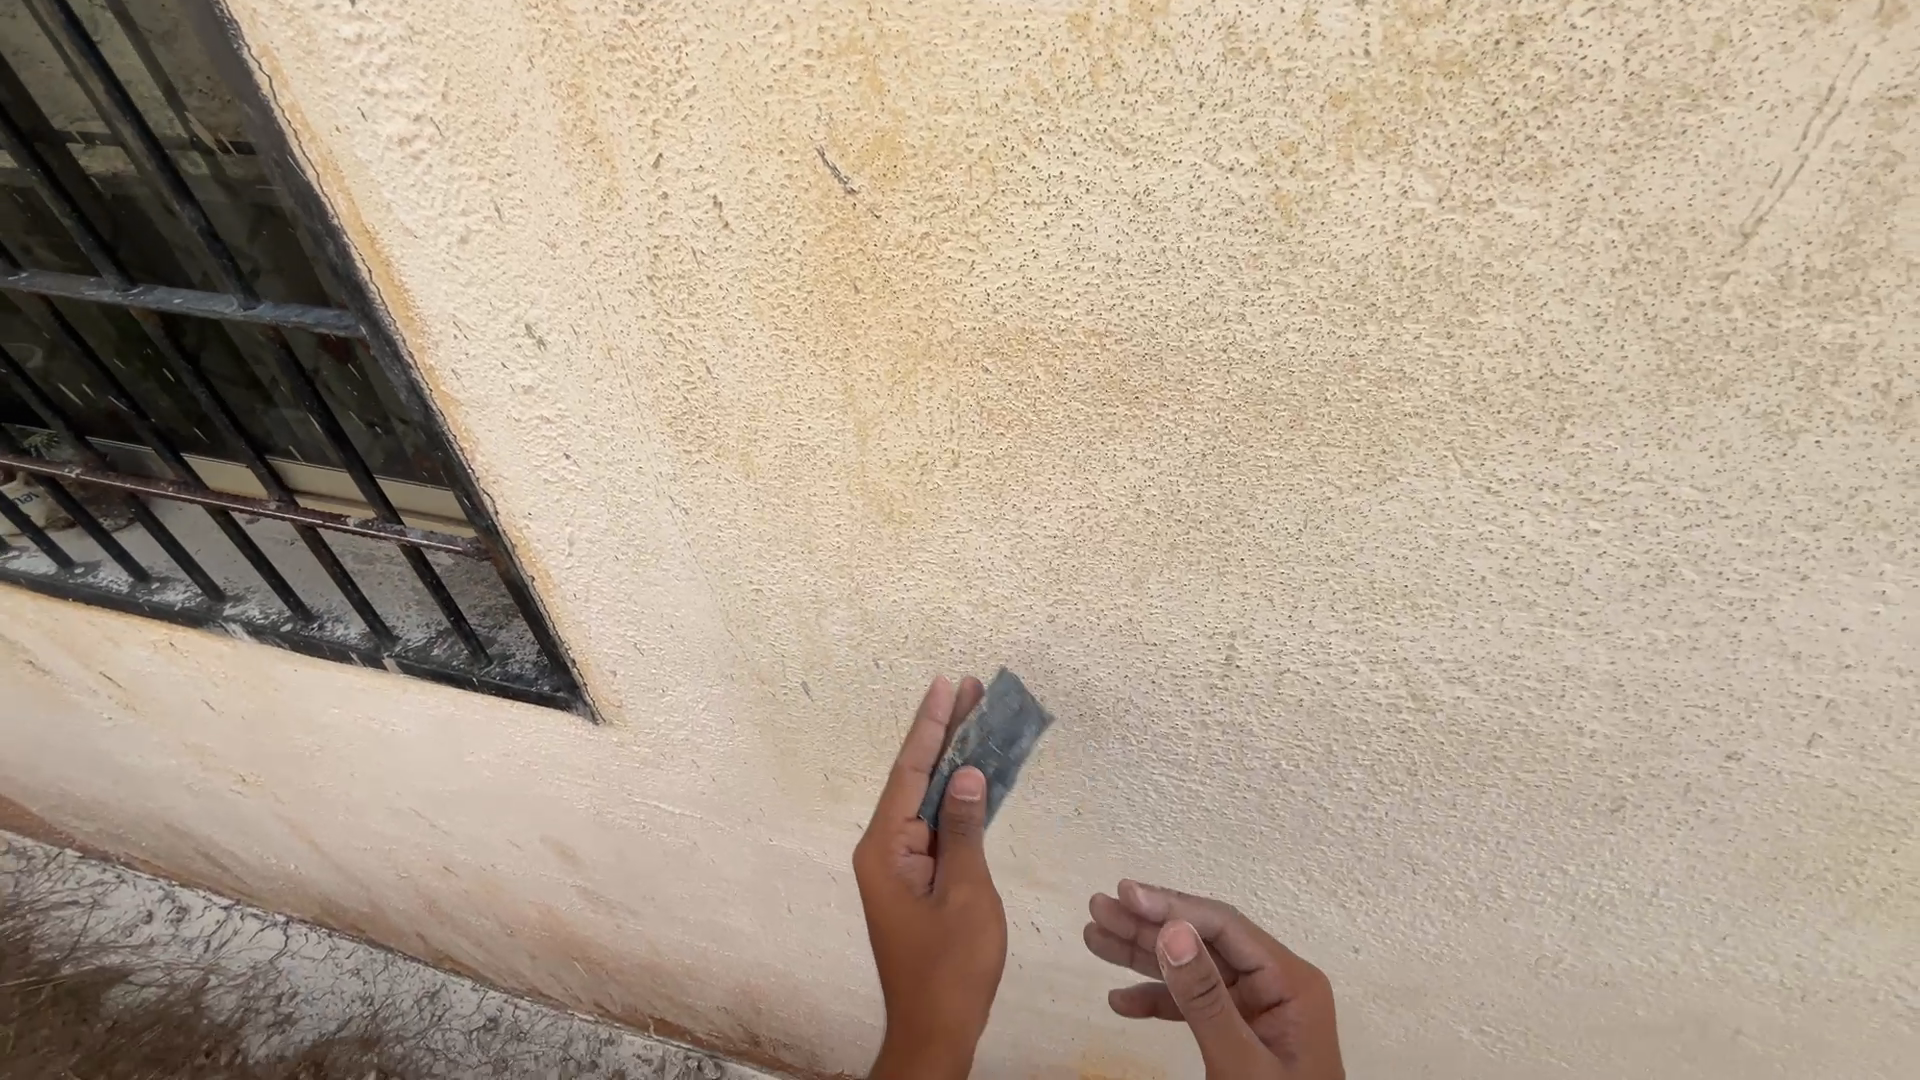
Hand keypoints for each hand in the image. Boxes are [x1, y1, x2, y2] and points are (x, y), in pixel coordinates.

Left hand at [855, 675, 1006, 1079]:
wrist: (936, 1029)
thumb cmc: (951, 967)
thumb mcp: (965, 893)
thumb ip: (964, 829)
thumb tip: (967, 774)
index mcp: (885, 848)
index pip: (910, 771)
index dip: (930, 725)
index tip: (945, 685)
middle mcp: (887, 846)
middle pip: (918, 776)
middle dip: (945, 731)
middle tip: (971, 687)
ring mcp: (903, 861)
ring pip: (930, 796)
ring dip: (955, 759)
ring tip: (979, 714)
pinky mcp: (920, 874)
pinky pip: (940, 824)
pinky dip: (960, 798)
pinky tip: (982, 771)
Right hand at [1084, 880, 1343, 1078]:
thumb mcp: (1242, 1064)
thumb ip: (1206, 998)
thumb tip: (1171, 930)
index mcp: (1290, 981)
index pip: (1223, 925)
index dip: (1170, 905)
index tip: (1123, 894)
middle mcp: (1274, 983)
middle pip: (1201, 940)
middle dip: (1146, 926)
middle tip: (1097, 909)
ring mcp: (1256, 1007)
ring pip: (1190, 967)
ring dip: (1140, 956)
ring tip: (1093, 937)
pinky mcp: (1240, 1031)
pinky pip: (1192, 1003)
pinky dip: (1155, 999)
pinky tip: (1120, 1001)